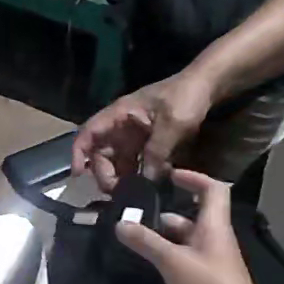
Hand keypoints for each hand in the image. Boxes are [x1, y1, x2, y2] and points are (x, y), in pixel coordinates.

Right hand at [71, 73, 215, 190]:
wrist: (206, 87)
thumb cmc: (185, 98)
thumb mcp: (171, 124)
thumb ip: (157, 152)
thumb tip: (146, 182)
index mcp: (119, 114)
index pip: (88, 132)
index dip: (78, 153)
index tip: (77, 175)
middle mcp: (121, 126)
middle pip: (101, 153)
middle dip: (104, 174)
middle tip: (118, 193)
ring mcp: (134, 135)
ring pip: (117, 161)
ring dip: (121, 178)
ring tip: (132, 196)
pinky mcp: (148, 144)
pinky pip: (135, 163)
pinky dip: (137, 176)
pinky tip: (147, 188)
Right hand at [115, 170, 271, 283]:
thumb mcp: (172, 261)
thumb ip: (146, 242)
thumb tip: (120, 223)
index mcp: (215, 225)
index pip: (213, 189)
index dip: (194, 178)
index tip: (170, 176)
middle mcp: (216, 238)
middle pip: (193, 215)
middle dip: (166, 214)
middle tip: (136, 215)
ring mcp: (212, 260)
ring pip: (187, 239)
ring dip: (164, 237)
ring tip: (135, 239)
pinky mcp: (207, 281)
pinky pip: (186, 259)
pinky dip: (169, 256)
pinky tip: (150, 263)